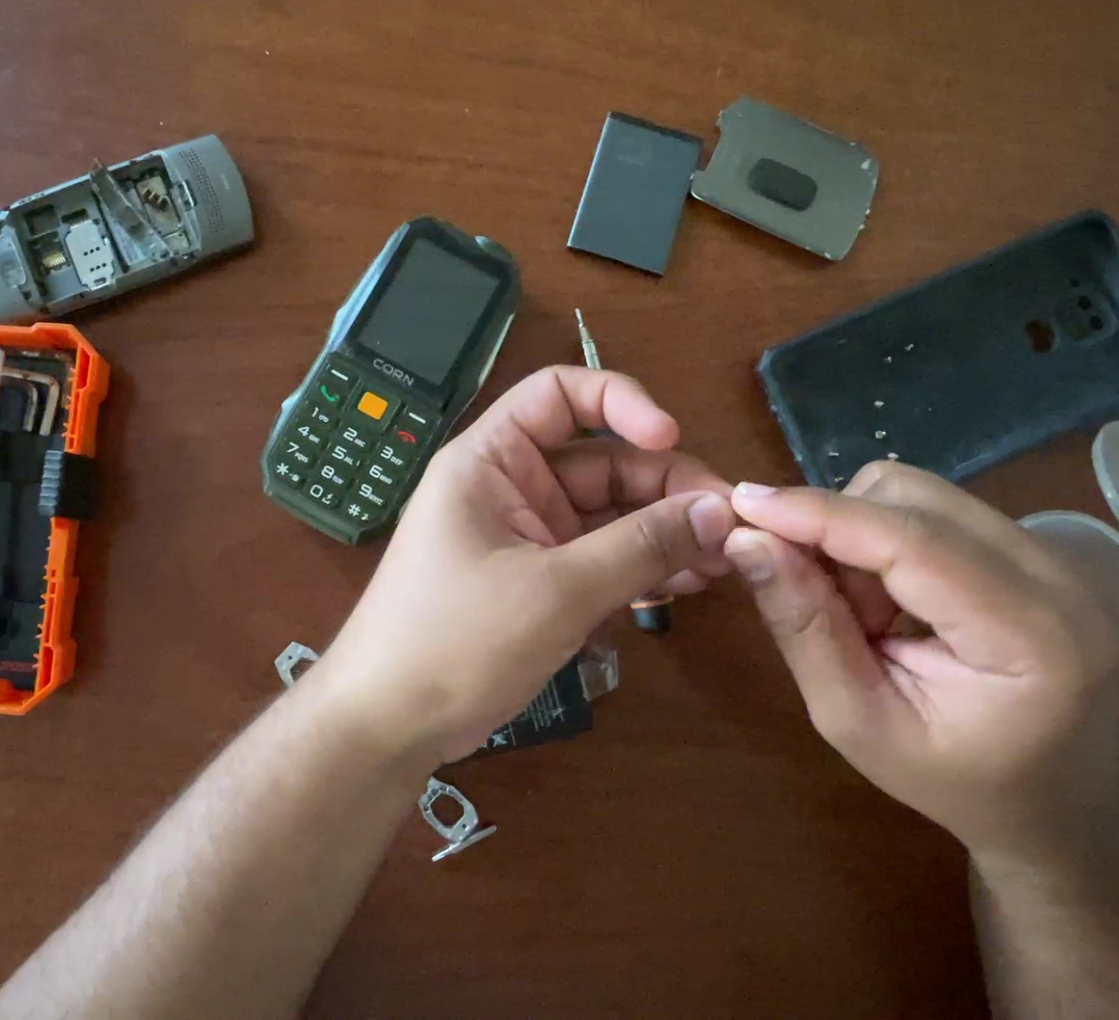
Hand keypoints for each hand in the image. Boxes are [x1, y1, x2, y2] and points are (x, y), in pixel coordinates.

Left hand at [310, 366, 736, 765]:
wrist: (390, 724)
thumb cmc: (455, 641)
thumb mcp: (554, 591)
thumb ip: (640, 548)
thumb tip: (719, 511)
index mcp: (491, 460)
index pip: (559, 393)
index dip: (620, 402)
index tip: (671, 439)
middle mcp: (511, 487)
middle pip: (603, 461)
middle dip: (666, 490)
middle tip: (728, 529)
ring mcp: (527, 537)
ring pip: (610, 515)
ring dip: (663, 535)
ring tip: (718, 565)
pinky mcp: (539, 582)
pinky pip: (600, 559)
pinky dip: (639, 570)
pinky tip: (683, 590)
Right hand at [724, 462, 1118, 857]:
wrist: (1053, 802)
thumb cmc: (950, 779)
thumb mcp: (854, 720)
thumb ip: (803, 627)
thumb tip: (745, 539)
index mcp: (1033, 639)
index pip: (911, 542)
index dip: (819, 513)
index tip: (742, 502)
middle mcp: (1063, 577)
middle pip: (914, 498)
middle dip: (839, 531)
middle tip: (820, 603)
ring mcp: (1062, 555)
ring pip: (920, 494)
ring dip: (861, 537)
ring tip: (865, 613)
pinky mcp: (1044, 546)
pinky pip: (937, 508)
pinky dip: (888, 539)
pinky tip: (893, 601)